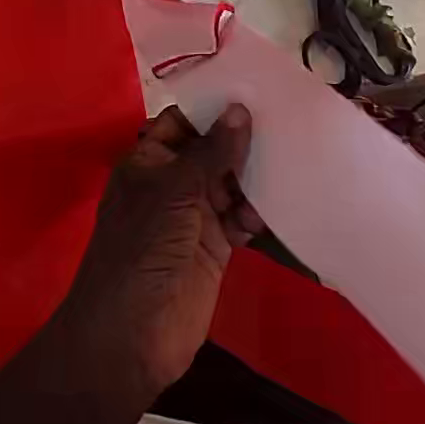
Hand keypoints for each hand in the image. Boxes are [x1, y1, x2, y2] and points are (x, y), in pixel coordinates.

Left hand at [58, 104, 261, 394]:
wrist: (132, 334)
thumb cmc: (143, 250)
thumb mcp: (174, 193)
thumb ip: (210, 153)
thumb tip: (239, 110)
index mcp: (147, 163)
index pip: (180, 123)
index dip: (210, 109)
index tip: (253, 90)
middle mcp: (170, 184)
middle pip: (210, 152)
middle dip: (241, 140)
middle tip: (287, 120)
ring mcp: (193, 217)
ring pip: (229, 184)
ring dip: (254, 175)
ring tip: (291, 158)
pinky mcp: (215, 247)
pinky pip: (240, 219)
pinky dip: (256, 212)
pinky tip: (278, 205)